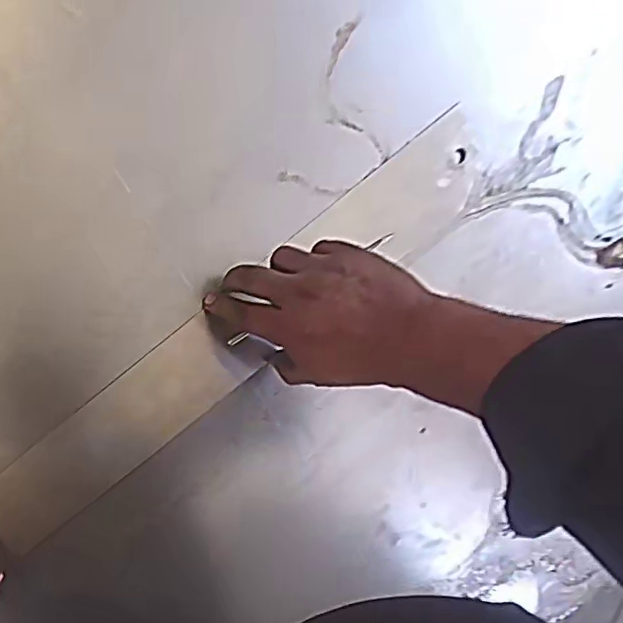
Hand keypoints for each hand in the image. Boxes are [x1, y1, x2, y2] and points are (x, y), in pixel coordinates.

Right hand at [204, 240, 559, 413]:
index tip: (214, 303)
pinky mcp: (347, 254)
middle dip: (235, 280)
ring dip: (275, 269)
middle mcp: (299, 293)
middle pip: (250, 277)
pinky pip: (318, 249)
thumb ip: (288, 362)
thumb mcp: (315, 372)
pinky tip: (319, 271)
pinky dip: (313, 260)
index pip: (240, 312)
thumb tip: (281, 358)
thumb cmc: (367, 356)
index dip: (221, 307)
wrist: (409, 335)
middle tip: (232, 283)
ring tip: (281, 278)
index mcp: (286, 325)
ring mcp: (323, 269)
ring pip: (282, 257)